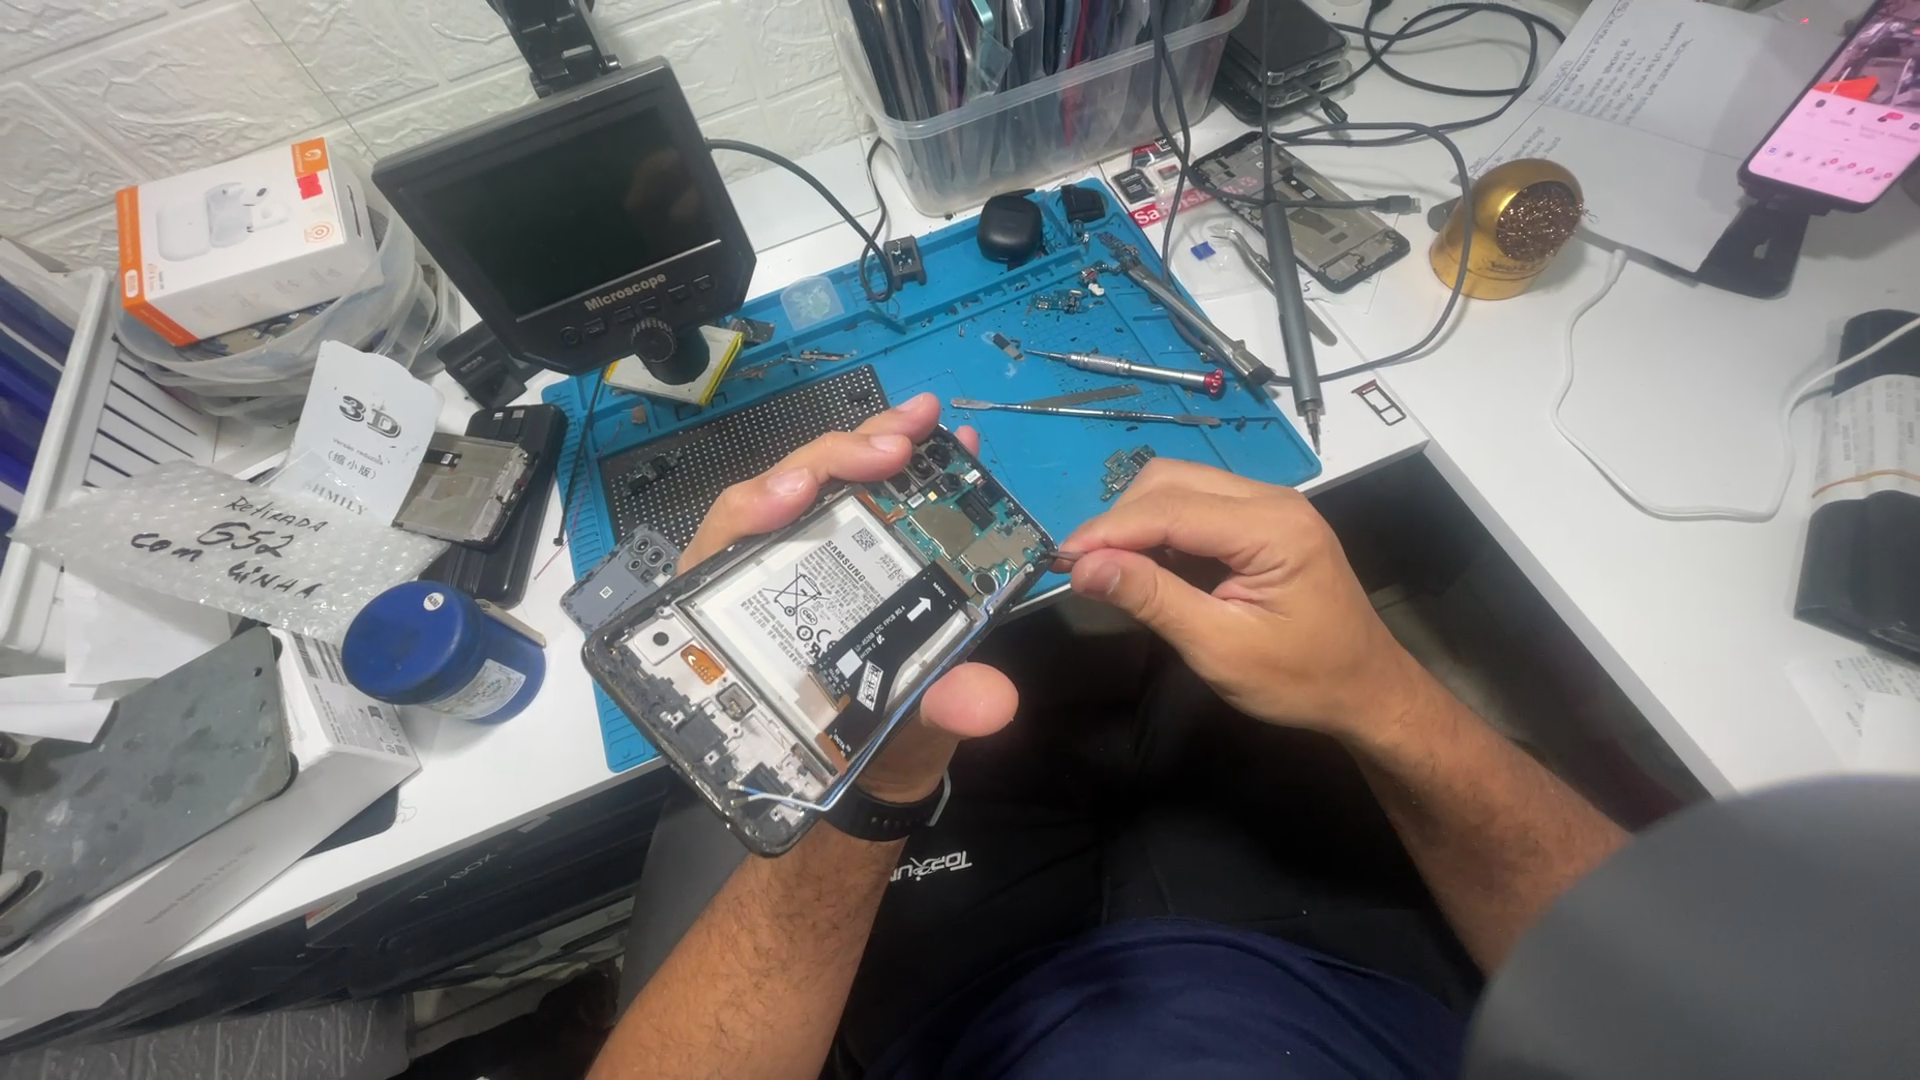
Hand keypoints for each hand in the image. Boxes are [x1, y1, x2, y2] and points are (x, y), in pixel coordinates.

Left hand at [682, 393, 1016, 805]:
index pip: (726, 544)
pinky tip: (951, 442)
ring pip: (833, 482)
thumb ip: (932, 712)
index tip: (801, 490)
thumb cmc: (865, 745)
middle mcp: (775, 571)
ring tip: (929, 422)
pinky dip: (912, 466)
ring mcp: (821, 551)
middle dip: (839, 458)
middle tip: (900, 442)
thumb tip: (990, 700)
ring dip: (878, 444)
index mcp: (745, 616)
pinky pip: (877, 493)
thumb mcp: (892, 734)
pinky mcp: (863, 547)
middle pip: (788, 494)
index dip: (756, 507)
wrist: (891, 753)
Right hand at [1058, 459, 1422, 737]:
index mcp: (1273, 528)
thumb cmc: (1301, 680)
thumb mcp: (1220, 648)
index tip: (1062, 559)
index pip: (1169, 509)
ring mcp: (1269, 505)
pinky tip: (1145, 561)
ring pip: (1179, 485)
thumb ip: (1153, 599)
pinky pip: (1195, 503)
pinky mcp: (1261, 519)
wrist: (1367, 691)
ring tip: (1109, 565)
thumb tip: (1084, 567)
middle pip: (1171, 481)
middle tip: (1085, 567)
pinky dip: (1158, 526)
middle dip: (1120, 519)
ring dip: (1136, 519)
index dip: (1108, 530)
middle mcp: (1272, 499)